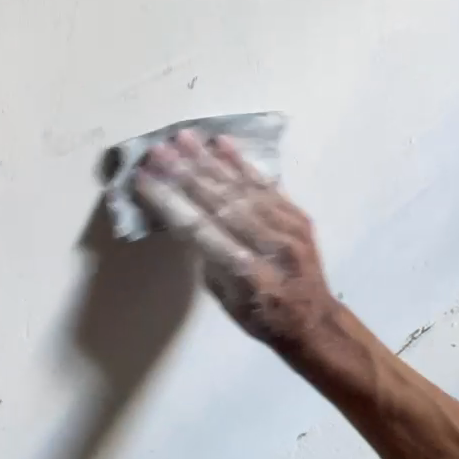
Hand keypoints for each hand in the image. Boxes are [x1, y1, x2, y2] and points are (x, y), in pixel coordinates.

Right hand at [132, 131, 337, 353]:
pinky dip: (242, 163)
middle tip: (159, 151)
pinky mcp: (298, 216)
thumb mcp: (225, 299)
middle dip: (185, 174)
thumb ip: (209, 258)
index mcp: (246, 273)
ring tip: (184, 139)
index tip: (144, 179)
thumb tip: (188, 219)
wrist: (313, 320)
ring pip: (242, 188)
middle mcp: (269, 245)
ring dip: (210, 161)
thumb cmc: (261, 317)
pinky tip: (223, 143)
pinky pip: (267, 185)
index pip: (199, 229)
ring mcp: (288, 228)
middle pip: (220, 202)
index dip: (169, 202)